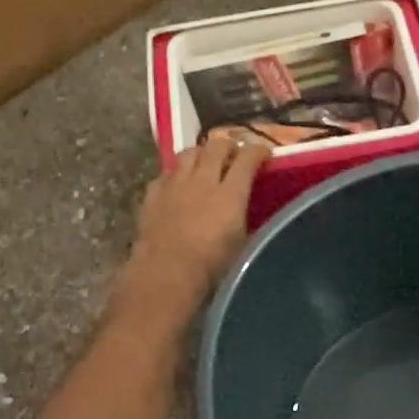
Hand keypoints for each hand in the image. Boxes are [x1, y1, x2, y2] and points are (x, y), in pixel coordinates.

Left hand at [117, 136, 269, 319]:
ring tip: (205, 162)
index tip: (264, 154)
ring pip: (189, 152)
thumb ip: (244, 217)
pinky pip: (167, 172)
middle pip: (216, 146)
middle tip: (234, 153)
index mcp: (230, 194)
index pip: (247, 158)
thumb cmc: (211, 267)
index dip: (258, 151)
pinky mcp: (153, 193)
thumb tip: (245, 207)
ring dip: (201, 153)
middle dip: (229, 145)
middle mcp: (203, 180)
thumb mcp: (241, 244)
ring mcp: (174, 184)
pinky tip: (179, 183)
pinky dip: (177, 173)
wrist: (166, 273)